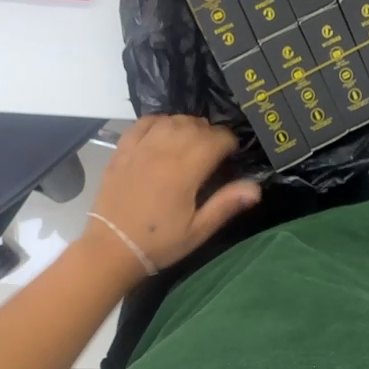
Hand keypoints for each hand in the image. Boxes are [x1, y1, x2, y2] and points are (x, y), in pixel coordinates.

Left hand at [84, 116, 260, 275]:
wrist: (113, 247)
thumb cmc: (160, 243)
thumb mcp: (198, 231)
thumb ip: (226, 204)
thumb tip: (255, 188)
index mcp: (184, 171)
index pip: (215, 139)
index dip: (229, 143)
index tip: (232, 155)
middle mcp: (162, 151)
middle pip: (194, 125)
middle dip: (210, 133)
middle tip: (215, 151)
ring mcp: (139, 148)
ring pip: (171, 120)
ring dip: (187, 125)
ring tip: (193, 141)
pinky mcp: (122, 150)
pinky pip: (144, 123)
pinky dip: (159, 122)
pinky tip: (165, 132)